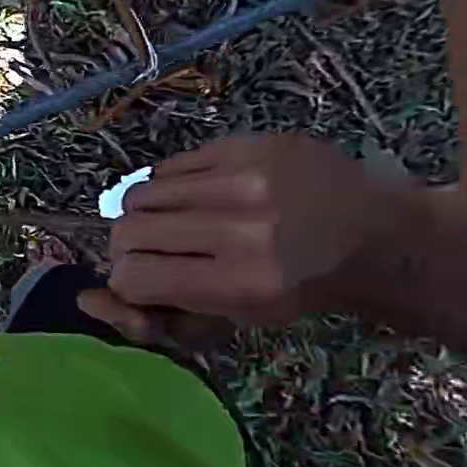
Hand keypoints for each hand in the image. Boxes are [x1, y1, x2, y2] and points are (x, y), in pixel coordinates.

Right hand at [89, 134, 413, 325]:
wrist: (380, 238)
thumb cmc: (296, 291)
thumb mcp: (229, 322)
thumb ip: (155, 318)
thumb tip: (86, 299)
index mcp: (240, 283)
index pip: (132, 276)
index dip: (129, 282)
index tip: (148, 282)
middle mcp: (241, 228)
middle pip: (126, 231)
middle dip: (130, 247)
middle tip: (158, 251)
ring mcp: (247, 178)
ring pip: (139, 194)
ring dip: (145, 214)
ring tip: (177, 222)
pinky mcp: (251, 144)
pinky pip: (169, 167)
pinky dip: (170, 187)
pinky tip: (198, 196)